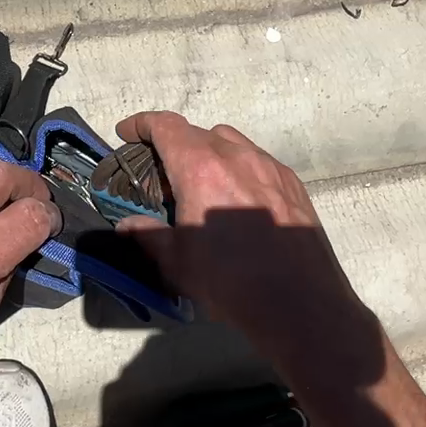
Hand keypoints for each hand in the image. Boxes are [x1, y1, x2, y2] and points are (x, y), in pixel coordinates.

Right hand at [113, 112, 375, 370]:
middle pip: (197, 132)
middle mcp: (235, 156)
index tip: (127, 132)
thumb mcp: (176, 263)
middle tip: (162, 173)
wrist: (299, 302)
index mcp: (200, 168)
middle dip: (174, 144)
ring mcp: (269, 167)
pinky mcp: (293, 183)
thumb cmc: (229, 280)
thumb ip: (147, 235)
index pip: (166, 127)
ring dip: (209, 152)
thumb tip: (127, 224)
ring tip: (202, 181)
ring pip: (230, 142)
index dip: (142, 124)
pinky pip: (257, 160)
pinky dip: (238, 167)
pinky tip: (239, 198)